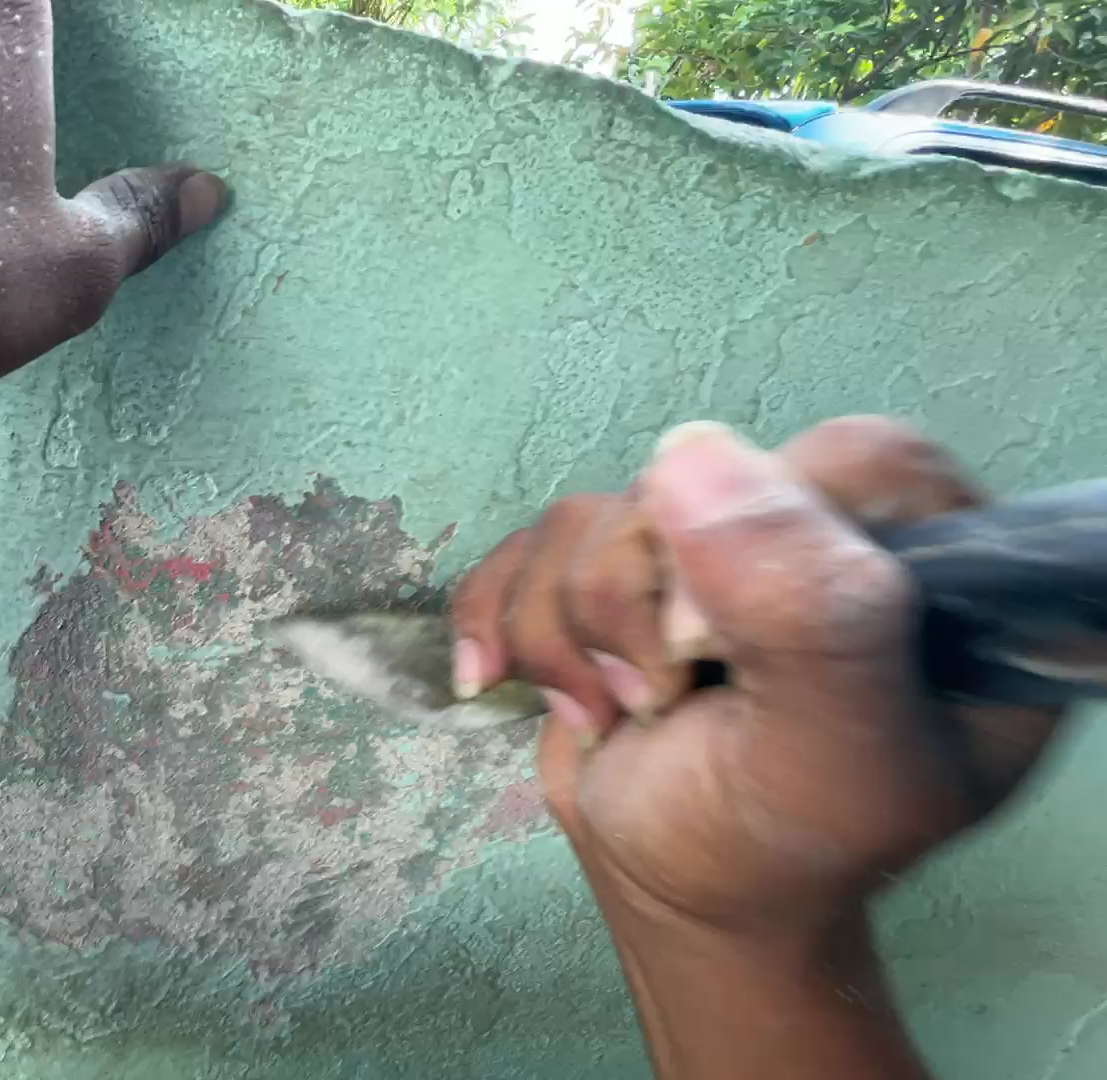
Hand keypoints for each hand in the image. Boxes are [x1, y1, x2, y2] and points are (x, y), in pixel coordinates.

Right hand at [450, 417, 1065, 934]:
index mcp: (917, 568)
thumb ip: (805, 616)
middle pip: (668, 493)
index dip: (746, 540)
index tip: (702, 649)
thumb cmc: (768, 842)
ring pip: (571, 525)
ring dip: (553, 638)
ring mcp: (680, 554)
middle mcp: (794, 539)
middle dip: (622, 614)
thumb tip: (693, 455)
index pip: (835, 461)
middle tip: (649, 701)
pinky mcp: (591, 575)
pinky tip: (492, 677)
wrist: (673, 878)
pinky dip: (487, 621)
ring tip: (597, 714)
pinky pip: (510, 553)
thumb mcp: (826, 760)